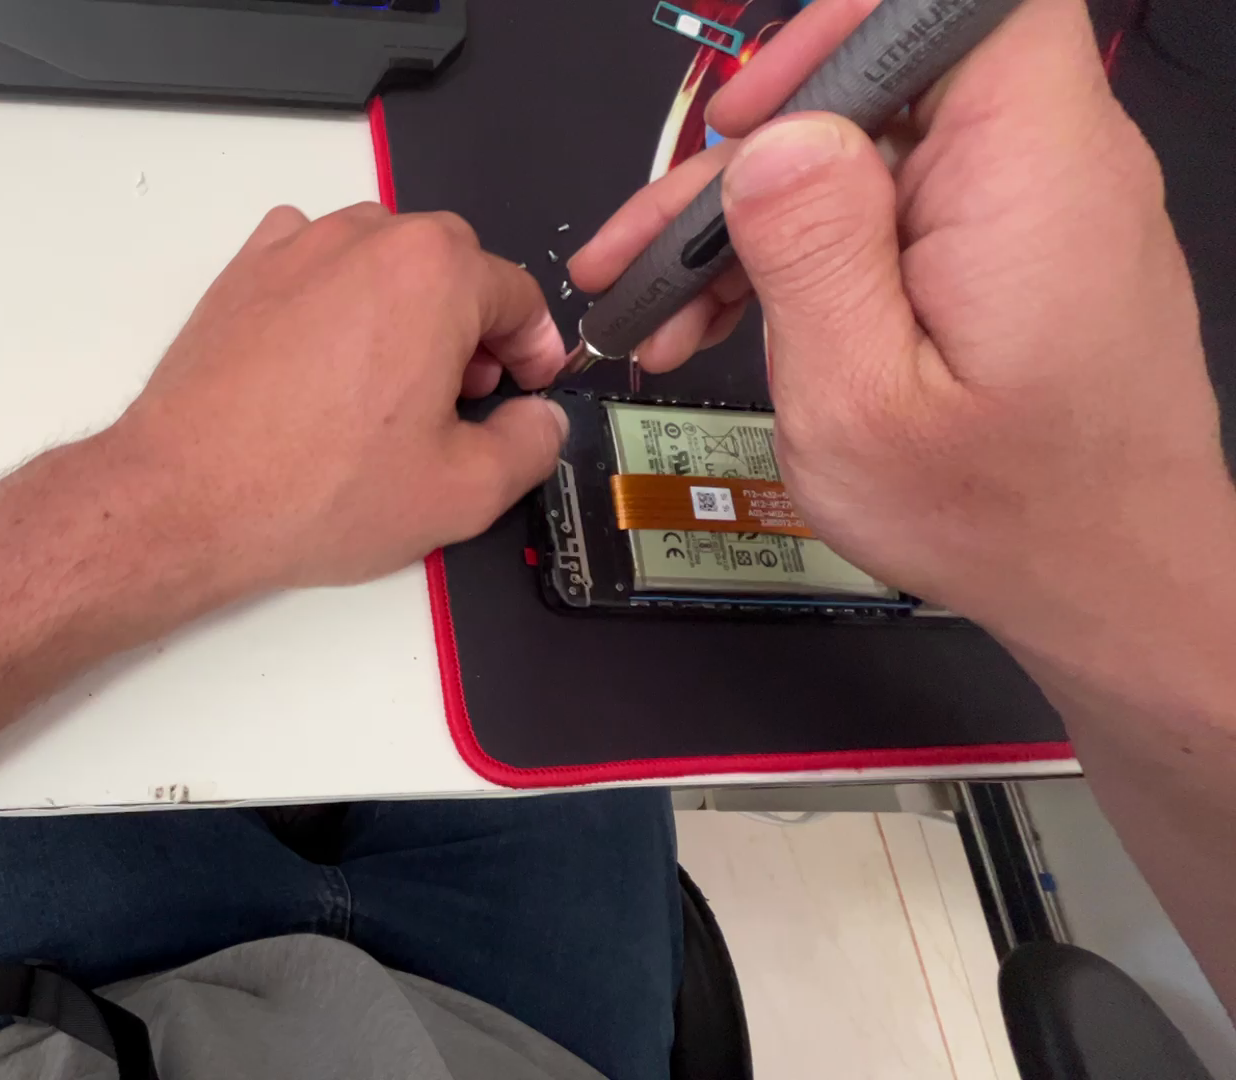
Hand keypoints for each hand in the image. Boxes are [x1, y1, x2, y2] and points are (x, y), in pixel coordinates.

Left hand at [104, 203, 569, 593]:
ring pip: (380, 262)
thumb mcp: (460, 492)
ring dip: (405, 310)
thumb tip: (541, 420)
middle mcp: (363, 238)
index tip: (528, 381)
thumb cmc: (316, 491)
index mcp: (433, 273)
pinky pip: (312, 268)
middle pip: (449, 267)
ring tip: (392, 382)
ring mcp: (293, 249)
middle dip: (471, 326)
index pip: (514, 292)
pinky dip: (336, 301)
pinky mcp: (241, 274)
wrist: (185, 498)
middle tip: (463, 393)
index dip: (533, 344)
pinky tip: (327, 362)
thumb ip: (530, 446)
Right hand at [571, 0, 1233, 644]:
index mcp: (1022, 185)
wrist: (1089, 581)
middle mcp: (1029, 179)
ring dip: (730, 245)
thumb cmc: (978, 509)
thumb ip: (817, 260)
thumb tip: (770, 147)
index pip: (955, 20)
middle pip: (860, 118)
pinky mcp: (973, 270)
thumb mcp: (857, 397)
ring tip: (647, 324)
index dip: (834, 43)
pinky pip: (860, 237)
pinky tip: (704, 333)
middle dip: (725, 185)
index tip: (735, 125)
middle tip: (623, 262)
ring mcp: (1000, 226)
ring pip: (842, 183)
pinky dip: (774, 276)